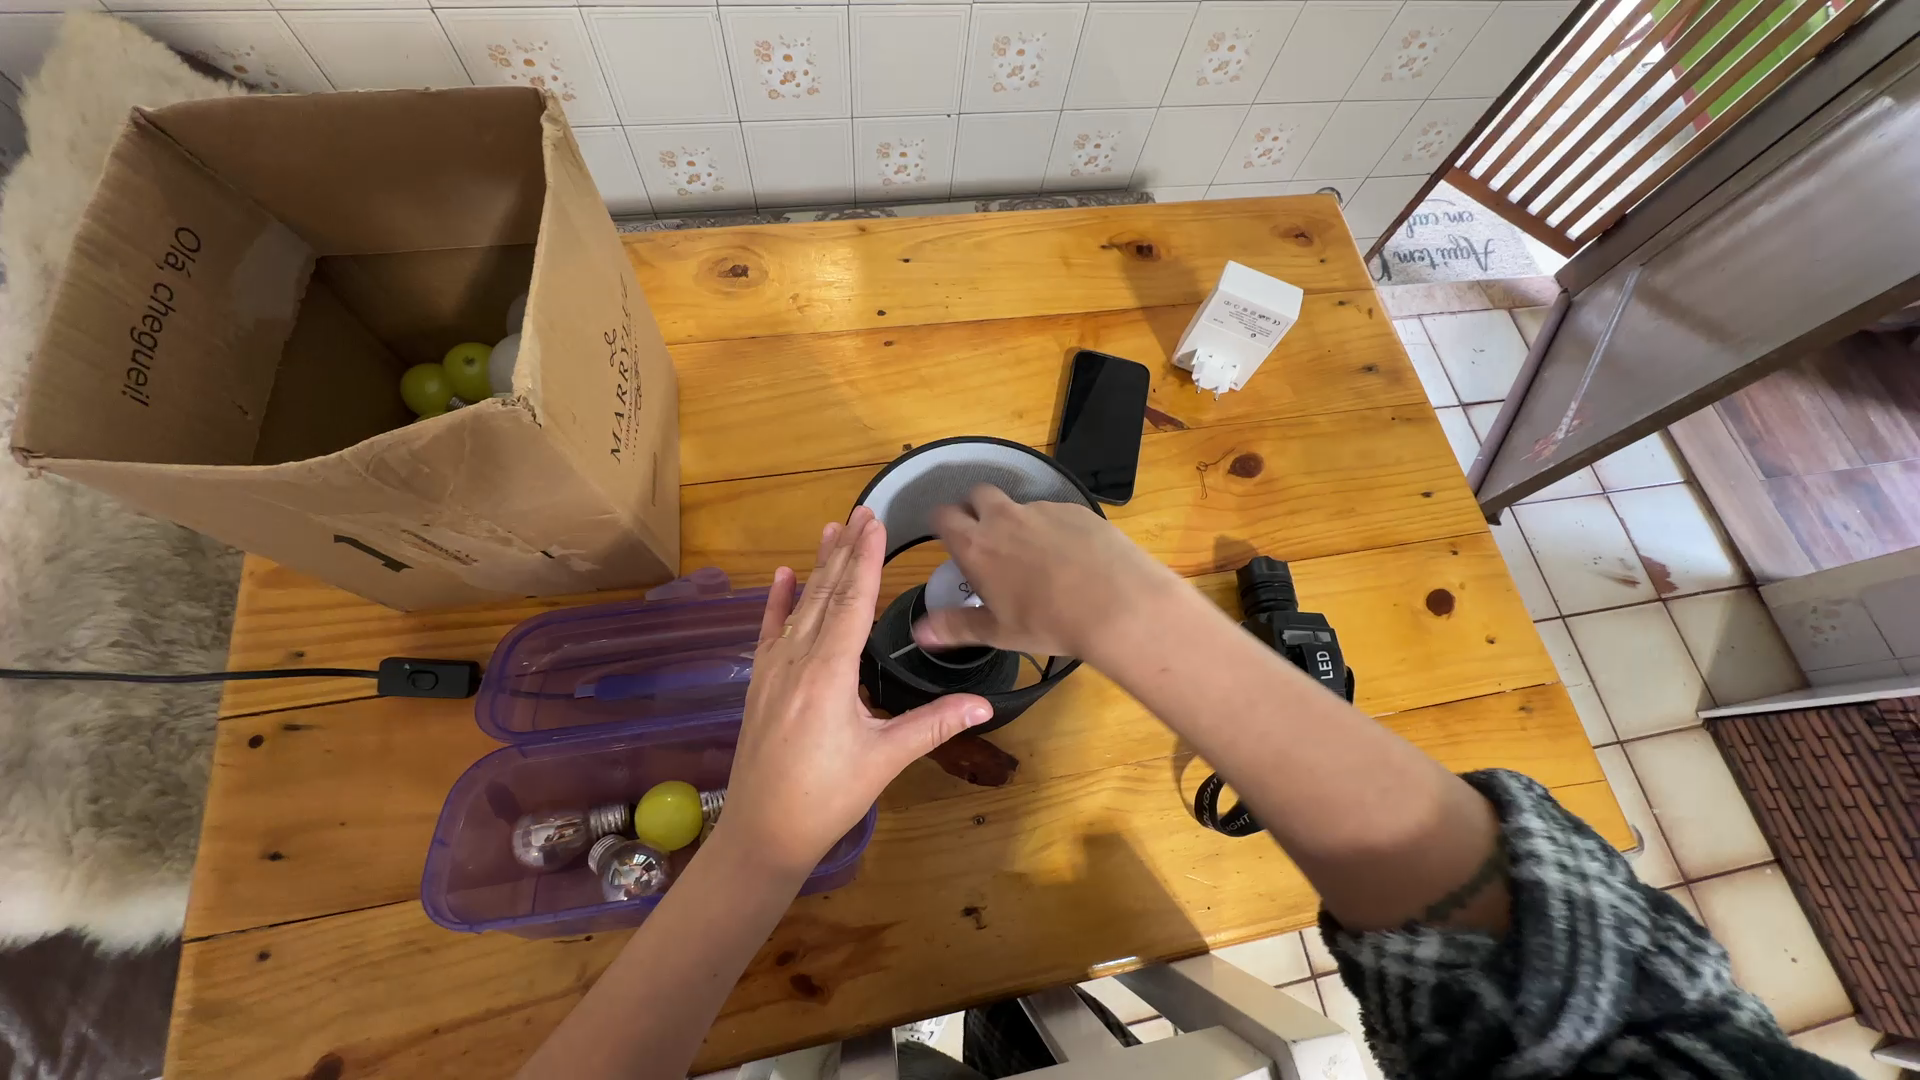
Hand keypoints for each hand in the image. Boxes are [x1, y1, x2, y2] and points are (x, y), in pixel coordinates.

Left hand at [722, 505, 994, 874]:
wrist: (762, 834)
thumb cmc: (827, 798)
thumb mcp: (885, 760)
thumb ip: (934, 726)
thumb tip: (985, 705)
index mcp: (830, 673)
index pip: (853, 601)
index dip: (866, 558)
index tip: (874, 520)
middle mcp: (798, 660)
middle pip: (826, 594)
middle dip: (846, 551)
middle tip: (861, 510)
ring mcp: (773, 670)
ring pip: (800, 607)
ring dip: (818, 567)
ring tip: (831, 528)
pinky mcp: (760, 684)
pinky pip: (769, 631)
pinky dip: (778, 601)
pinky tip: (783, 575)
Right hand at [912, 485, 1186, 658]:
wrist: (1117, 605)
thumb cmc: (1048, 624)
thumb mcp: (998, 632)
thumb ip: (956, 627)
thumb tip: (919, 632)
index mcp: (976, 545)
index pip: (943, 516)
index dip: (942, 523)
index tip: (948, 536)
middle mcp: (1004, 518)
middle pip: (977, 494)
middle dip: (976, 509)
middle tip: (986, 537)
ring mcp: (1042, 509)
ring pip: (1018, 504)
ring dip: (1017, 520)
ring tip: (1035, 554)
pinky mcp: (1076, 509)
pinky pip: (1054, 511)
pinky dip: (1053, 527)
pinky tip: (1071, 555)